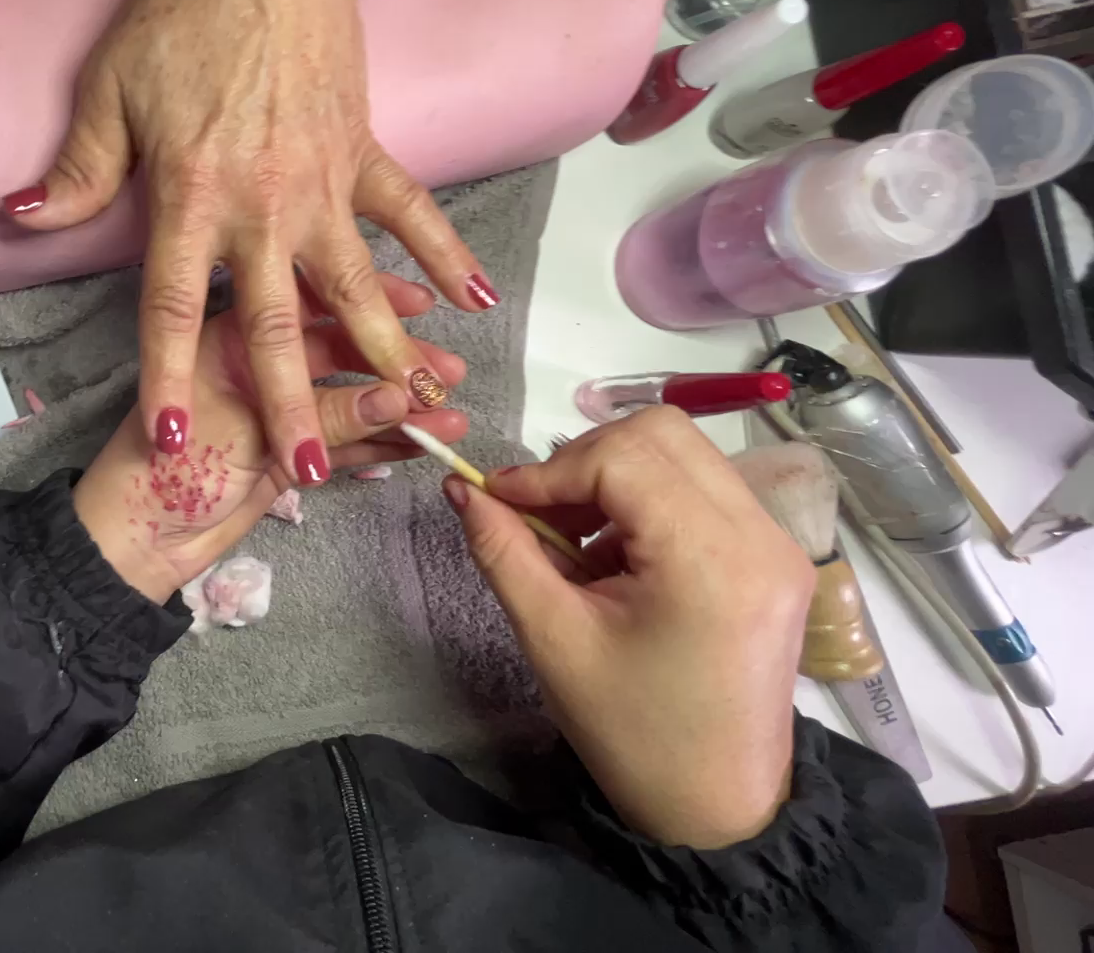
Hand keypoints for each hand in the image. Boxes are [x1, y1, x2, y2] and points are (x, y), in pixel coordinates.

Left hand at [6, 0, 493, 487]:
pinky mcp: (364, 153)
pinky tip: (474, 299)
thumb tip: (20, 219)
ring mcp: (322, 184)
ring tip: (409, 409)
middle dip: (287, 403)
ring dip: (380, 351)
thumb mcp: (109, 92)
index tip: (172, 440)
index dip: (168, 379)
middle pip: (273, 323)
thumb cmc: (179, 20)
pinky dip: (443, 251)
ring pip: (354, 283)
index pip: (173, 309)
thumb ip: (78, 172)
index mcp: (191, 199)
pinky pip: (410, 210)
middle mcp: (261, 207)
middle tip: (304, 470)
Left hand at [74, 274, 468, 602]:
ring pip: (346, 401)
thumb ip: (324, 414)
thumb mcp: (247, 430)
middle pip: (339, 353)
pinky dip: (378, 446)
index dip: (367, 302)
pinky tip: (423, 443)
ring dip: (397, 408)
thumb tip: (403, 394)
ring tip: (452, 413)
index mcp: (232, 335)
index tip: (424, 301)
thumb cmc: (168, 469)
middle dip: (396, 359)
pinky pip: (338, 445)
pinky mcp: (283, 455)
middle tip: (449, 368)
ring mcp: (273, 411)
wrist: (132, 542)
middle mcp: (257, 364)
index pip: (308, 304)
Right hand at [448, 409, 814, 848]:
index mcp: (712, 561)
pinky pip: (695, 485)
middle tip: (539, 510)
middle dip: (580, 458)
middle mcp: (760, 535)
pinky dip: (637, 497)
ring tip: (574, 536)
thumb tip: (460, 486)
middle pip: (659, 433)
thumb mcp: (549, 636)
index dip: (547, 469)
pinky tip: (612, 551)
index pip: (621, 458)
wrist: (716, 803)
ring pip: (678, 451)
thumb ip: (501, 549)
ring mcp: (776, 542)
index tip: (498, 499)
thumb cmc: (629, 728)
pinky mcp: (770, 553)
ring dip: (608, 475)